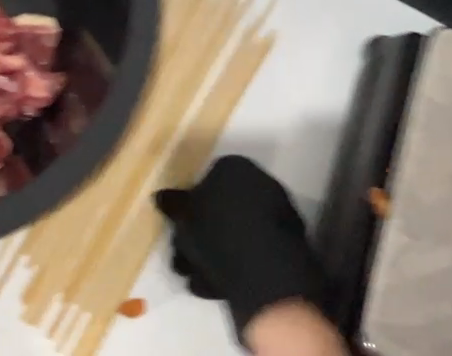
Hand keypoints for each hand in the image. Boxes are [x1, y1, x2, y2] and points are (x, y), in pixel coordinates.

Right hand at [153, 156, 333, 346]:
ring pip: (238, 231)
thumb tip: (161, 197)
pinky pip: (254, 251)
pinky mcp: (290, 249)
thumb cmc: (215, 233)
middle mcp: (263, 185)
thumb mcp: (182, 217)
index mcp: (236, 167)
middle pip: (225, 206)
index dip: (191, 200)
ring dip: (216, 250)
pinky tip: (215, 284)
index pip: (209, 176)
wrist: (265, 277)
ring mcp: (280, 218)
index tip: (181, 221)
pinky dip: (236, 263)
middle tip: (185, 250)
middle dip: (204, 229)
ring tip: (195, 275)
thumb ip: (173, 205)